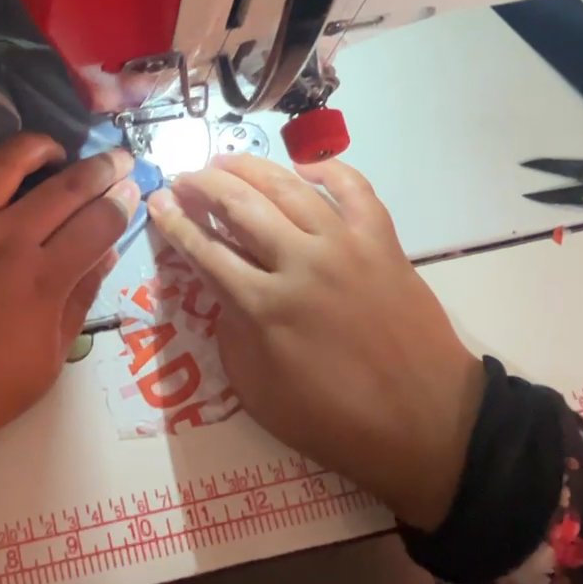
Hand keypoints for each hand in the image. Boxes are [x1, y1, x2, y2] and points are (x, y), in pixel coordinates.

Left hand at [0, 135, 139, 583]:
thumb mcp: (46, 362)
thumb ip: (77, 302)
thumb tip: (104, 253)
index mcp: (41, 280)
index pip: (97, 224)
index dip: (121, 202)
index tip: (131, 188)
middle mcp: (1, 240)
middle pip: (63, 188)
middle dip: (100, 168)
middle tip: (115, 158)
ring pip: (2, 163)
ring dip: (36, 148)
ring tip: (52, 150)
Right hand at [146, 154, 484, 530]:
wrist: (424, 424)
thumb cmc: (333, 419)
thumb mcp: (257, 389)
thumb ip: (231, 332)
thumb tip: (222, 288)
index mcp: (264, 306)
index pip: (205, 249)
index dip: (174, 223)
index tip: (157, 203)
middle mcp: (300, 262)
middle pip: (240, 205)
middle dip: (203, 185)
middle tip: (184, 176)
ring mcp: (346, 246)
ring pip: (289, 187)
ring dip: (251, 167)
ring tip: (225, 159)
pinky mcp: (384, 242)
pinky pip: (355, 189)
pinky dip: (328, 170)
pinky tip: (304, 169)